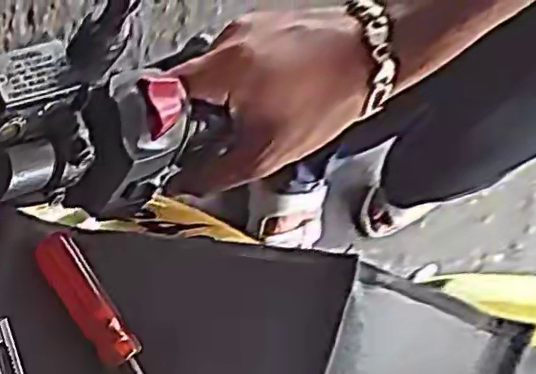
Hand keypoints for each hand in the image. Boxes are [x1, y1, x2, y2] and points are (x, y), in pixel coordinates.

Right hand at [169, 9, 375, 194]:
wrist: (384, 53)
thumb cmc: (331, 94)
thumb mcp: (259, 156)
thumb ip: (207, 176)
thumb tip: (178, 185)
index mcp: (221, 67)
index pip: (156, 95)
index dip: (151, 126)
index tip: (157, 145)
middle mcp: (229, 40)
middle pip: (177, 87)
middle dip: (183, 119)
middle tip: (204, 140)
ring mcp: (249, 29)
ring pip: (203, 77)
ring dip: (209, 104)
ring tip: (236, 121)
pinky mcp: (265, 28)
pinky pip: (228, 64)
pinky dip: (231, 88)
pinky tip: (254, 102)